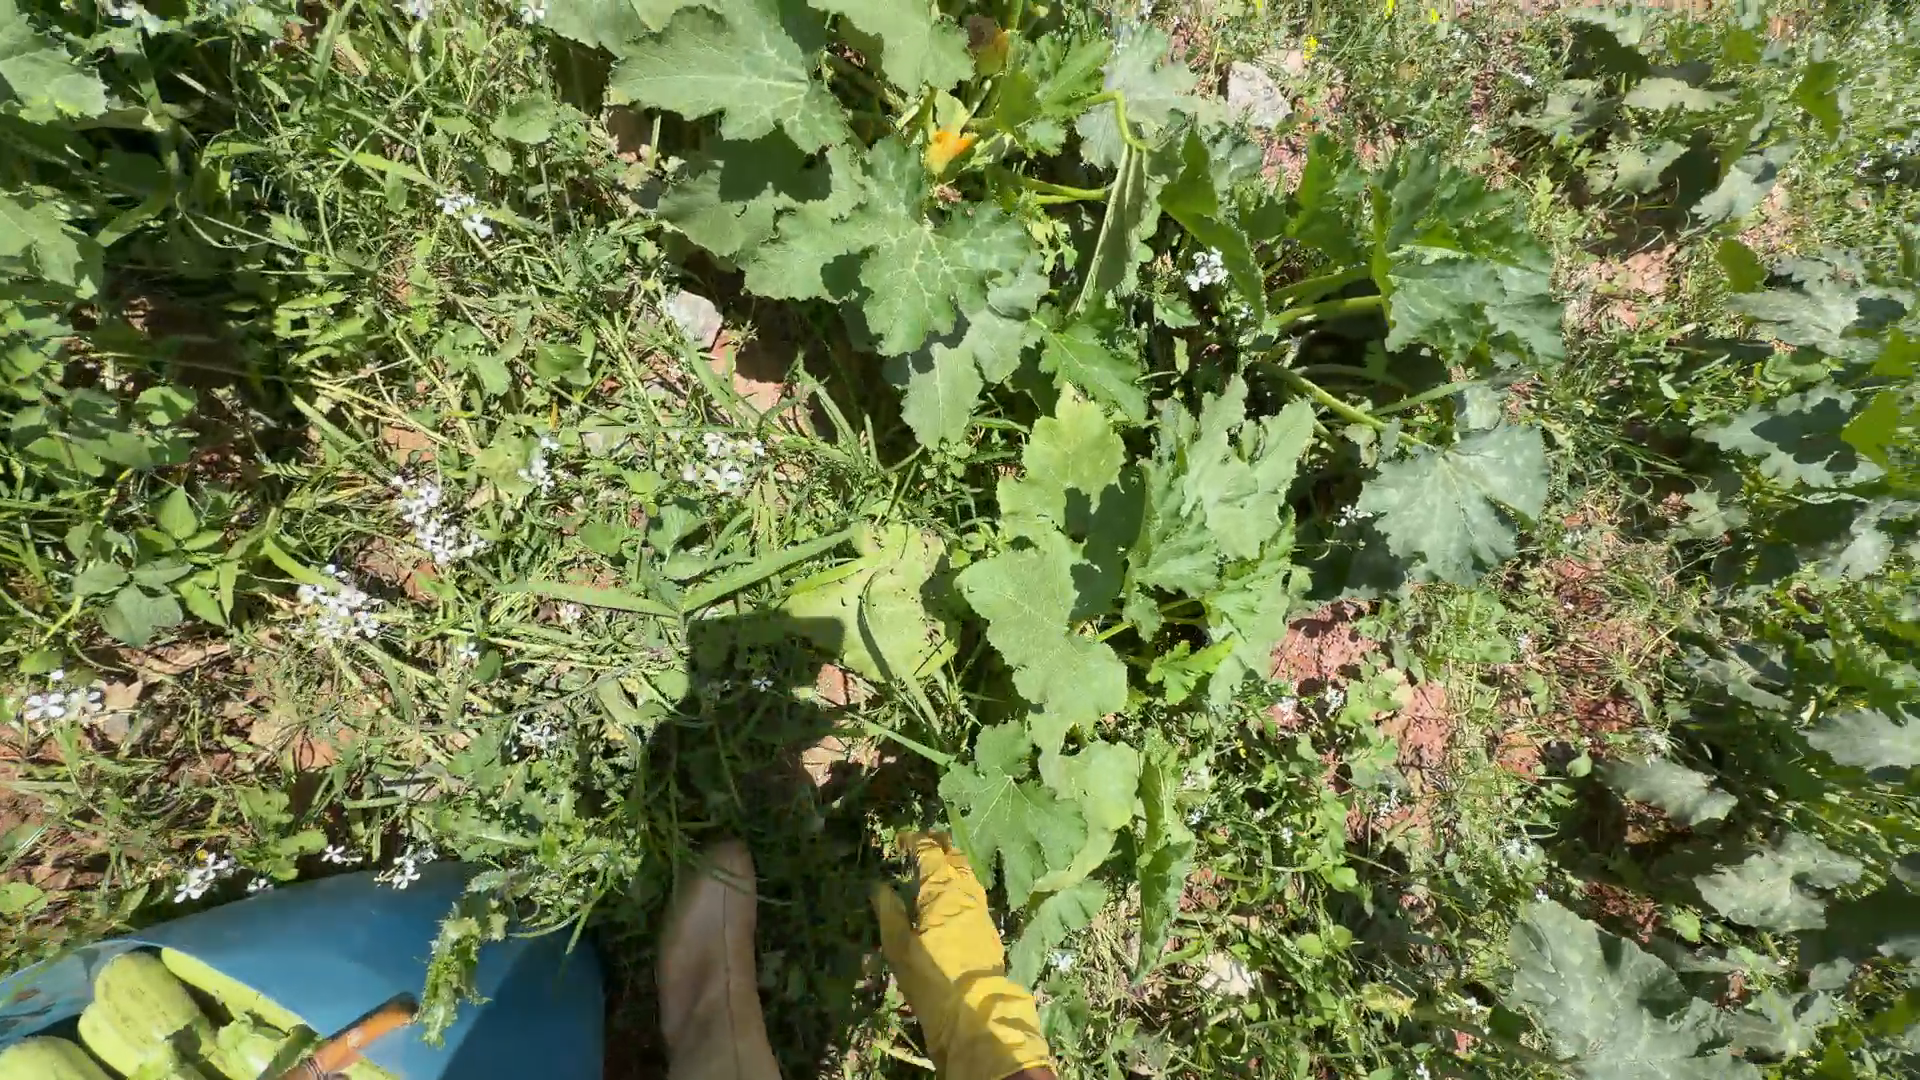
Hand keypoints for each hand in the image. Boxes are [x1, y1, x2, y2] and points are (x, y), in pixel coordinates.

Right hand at [870, 832, 1052, 1079]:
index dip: (915, 840)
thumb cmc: (930, 976)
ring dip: (952, 860)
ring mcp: (980, 905)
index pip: (929, 851)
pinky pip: (974, 888)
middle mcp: (964, 888)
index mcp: (941, 887)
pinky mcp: (987, 924)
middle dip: (937, 843)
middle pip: (953, 854)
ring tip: (938, 862)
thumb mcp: (898, 946)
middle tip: (921, 842)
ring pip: (966, 870)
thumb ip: (889, 911)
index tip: (901, 840)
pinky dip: (961, 879)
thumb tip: (879, 886)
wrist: (974, 1010)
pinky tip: (954, 891)